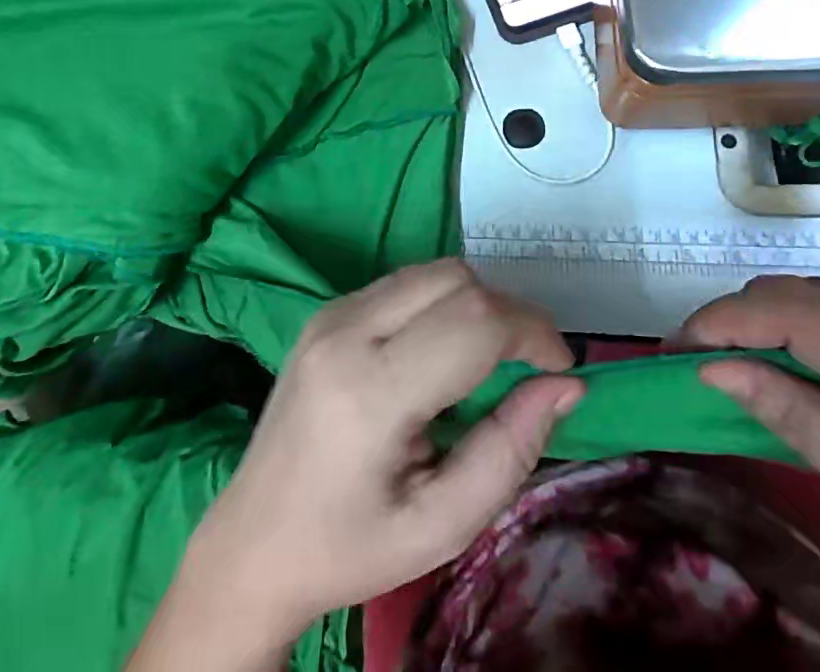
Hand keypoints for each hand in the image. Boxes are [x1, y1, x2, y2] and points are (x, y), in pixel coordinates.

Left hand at [133, 261, 580, 667]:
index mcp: (369, 390)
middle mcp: (343, 332)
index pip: (473, 320)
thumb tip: (565, 385)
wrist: (253, 541)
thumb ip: (511, 449)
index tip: (560, 371)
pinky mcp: (324, 313)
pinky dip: (443, 304)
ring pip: (432, 272)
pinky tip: (441, 354)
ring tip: (489, 362)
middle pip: (456, 280)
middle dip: (508, 314)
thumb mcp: (443, 523)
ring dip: (476, 305)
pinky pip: (405, 283)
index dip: (532, 333)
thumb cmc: (350, 546)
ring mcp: (329, 315)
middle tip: (527, 368)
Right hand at [680, 275, 819, 583]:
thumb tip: (710, 368)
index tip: (668, 356)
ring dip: (753, 322)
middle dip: (726, 324)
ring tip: (731, 369)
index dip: (713, 324)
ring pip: (797, 292)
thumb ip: (792, 416)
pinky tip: (785, 364)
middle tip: (692, 370)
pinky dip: (785, 324)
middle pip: (781, 293)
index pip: (777, 311)